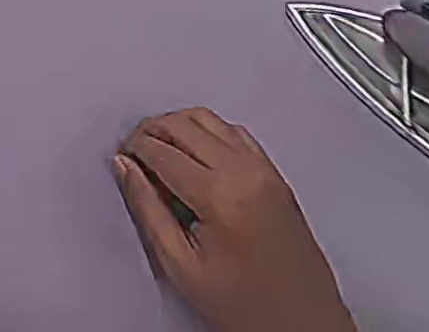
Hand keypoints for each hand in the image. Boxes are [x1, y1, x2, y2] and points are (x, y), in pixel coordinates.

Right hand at [116, 108, 353, 331]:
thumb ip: (148, 210)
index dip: (135, 148)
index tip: (121, 155)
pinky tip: (195, 149)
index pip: (162, 152)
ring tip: (160, 144)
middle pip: (182, 125)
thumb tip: (124, 165)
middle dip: (151, 129)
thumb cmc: (245, 308)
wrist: (307, 328)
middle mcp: (242, 171)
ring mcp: (261, 168)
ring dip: (177, 124)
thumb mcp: (182, 268)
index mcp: (219, 196)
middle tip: (134, 147)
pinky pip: (233, 130)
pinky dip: (207, 129)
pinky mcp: (273, 172)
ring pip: (206, 119)